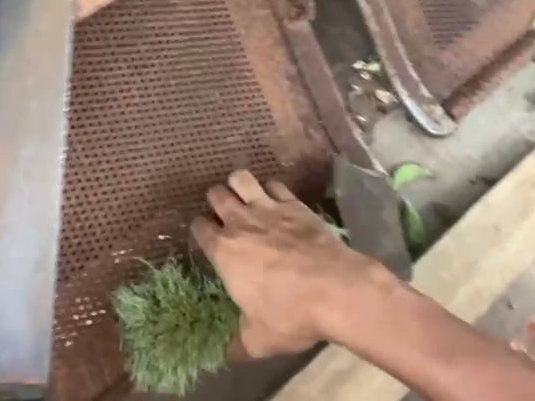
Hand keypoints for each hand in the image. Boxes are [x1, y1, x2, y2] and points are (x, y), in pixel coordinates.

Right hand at [189, 170, 397, 358]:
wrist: (336, 290)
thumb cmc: (291, 315)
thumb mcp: (259, 340)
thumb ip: (238, 344)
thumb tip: (225, 355)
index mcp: (224, 251)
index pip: (199, 227)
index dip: (200, 230)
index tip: (206, 237)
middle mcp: (240, 222)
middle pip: (216, 194)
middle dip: (216, 201)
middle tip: (225, 215)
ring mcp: (268, 208)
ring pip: (241, 178)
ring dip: (238, 185)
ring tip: (244, 197)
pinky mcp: (294, 204)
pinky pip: (274, 185)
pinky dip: (271, 190)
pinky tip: (277, 201)